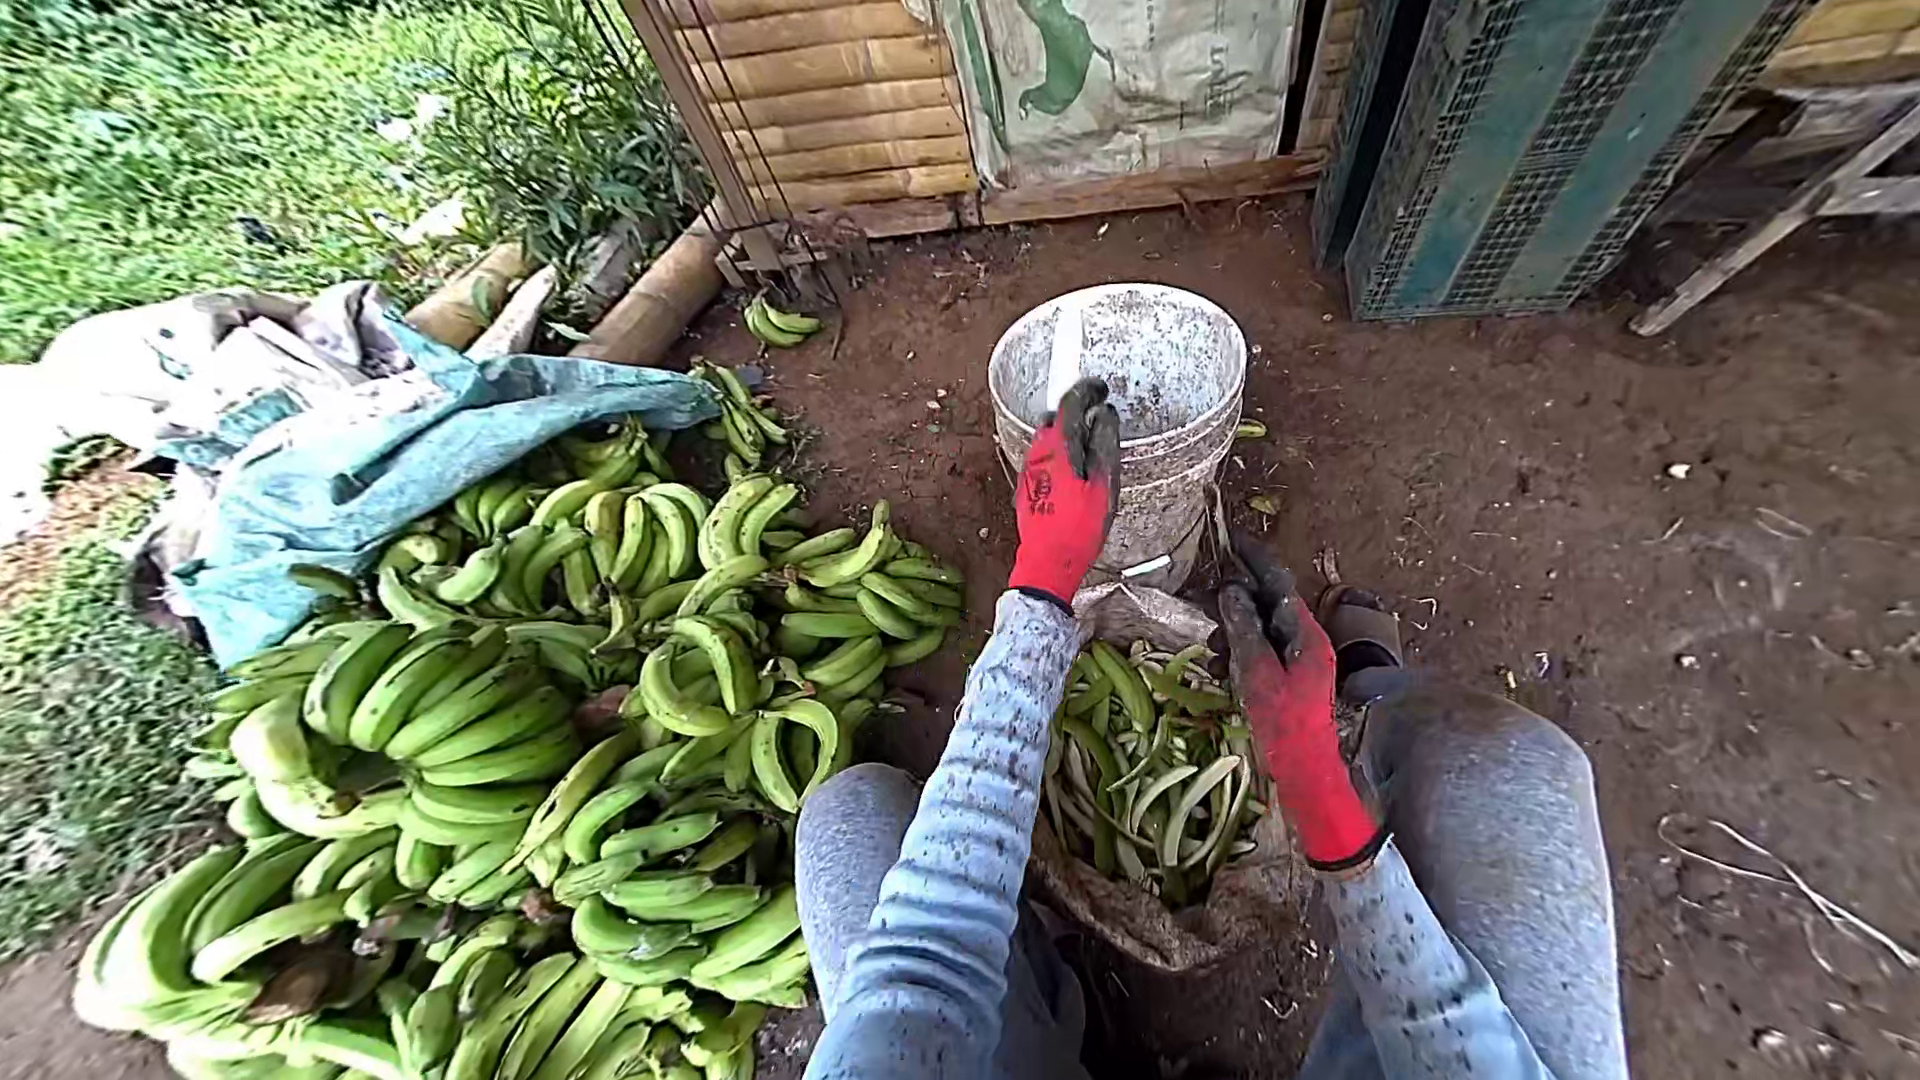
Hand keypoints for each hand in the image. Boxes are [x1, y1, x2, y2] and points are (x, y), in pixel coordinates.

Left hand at [1008, 378, 1119, 608]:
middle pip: (1053, 418)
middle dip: (1075, 410)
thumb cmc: (1078, 528)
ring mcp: (1028, 470)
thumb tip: (1104, 416)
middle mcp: (1037, 454)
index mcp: (1058, 448)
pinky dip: (1058, 451)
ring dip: (1066, 433)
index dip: (1087, 389)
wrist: (1046, 561)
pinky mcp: (1026, 486)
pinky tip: (1073, 468)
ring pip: (1045, 438)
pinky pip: (1042, 457)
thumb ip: (1103, 447)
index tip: (1101, 388)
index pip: (1069, 403)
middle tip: (1098, 413)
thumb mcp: (1102, 487)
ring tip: (1089, 443)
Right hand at [1218, 535, 1382, 869]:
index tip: (1231, 538)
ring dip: (1230, 633)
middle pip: (1263, 604)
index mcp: (1304, 632)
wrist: (1305, 768)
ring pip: (1257, 628)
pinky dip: (1236, 654)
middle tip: (1202, 605)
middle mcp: (1304, 638)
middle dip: (1232, 604)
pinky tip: (1220, 669)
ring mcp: (1297, 658)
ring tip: (1210, 651)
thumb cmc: (1284, 719)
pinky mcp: (1286, 675)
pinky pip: (1257, 651)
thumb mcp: (1257, 670)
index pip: (1277, 582)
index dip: (1254, 557)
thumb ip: (1244, 627)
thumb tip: (1230, 589)